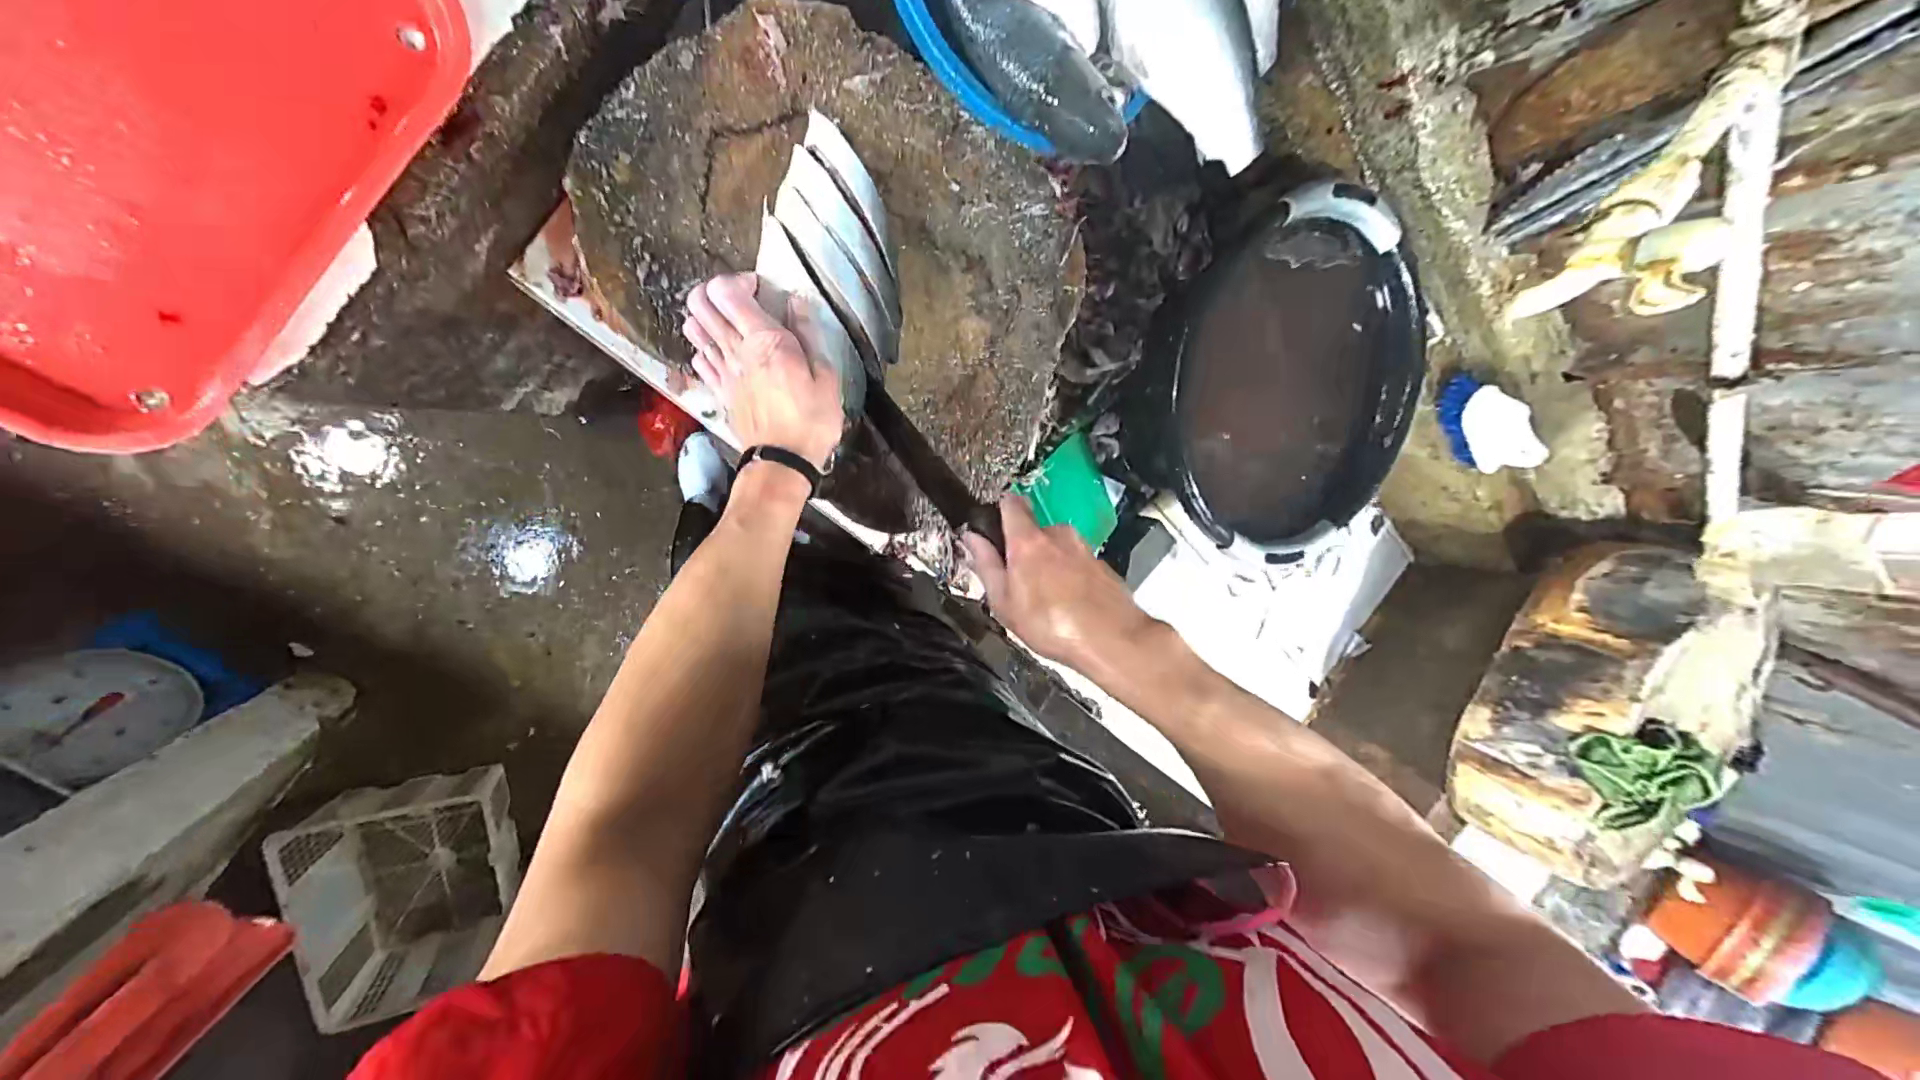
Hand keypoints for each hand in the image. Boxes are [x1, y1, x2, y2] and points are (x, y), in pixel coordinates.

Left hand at [682, 273, 843, 470]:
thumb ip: (808, 334)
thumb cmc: (811, 421)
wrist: (782, 461)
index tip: (761, 289)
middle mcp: (735, 350)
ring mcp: (722, 371)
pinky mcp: (718, 390)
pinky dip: (706, 348)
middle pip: (699, 302)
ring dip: (707, 318)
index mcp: (764, 340)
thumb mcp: (825, 376)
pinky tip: (725, 355)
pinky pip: (698, 358)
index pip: (725, 290)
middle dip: (715, 292)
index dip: (739, 280)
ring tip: (731, 326)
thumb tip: (797, 302)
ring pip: (693, 327)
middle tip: (741, 302)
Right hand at [962, 496, 1162, 672]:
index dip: (998, 511)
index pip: (1010, 503)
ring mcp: (1083, 547)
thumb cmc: (1051, 625)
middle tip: (1017, 584)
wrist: (1112, 639)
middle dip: (1023, 551)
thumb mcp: (1004, 602)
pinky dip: (1068, 576)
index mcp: (1028, 540)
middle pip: (1032, 531)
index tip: (992, 530)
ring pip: (1055, 548)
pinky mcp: (1100, 562)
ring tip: (1044, 601)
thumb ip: (986, 564)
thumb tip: (971, 538)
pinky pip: (1075, 562)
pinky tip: (1068, 604)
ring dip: (1047, 565)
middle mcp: (1057, 534)